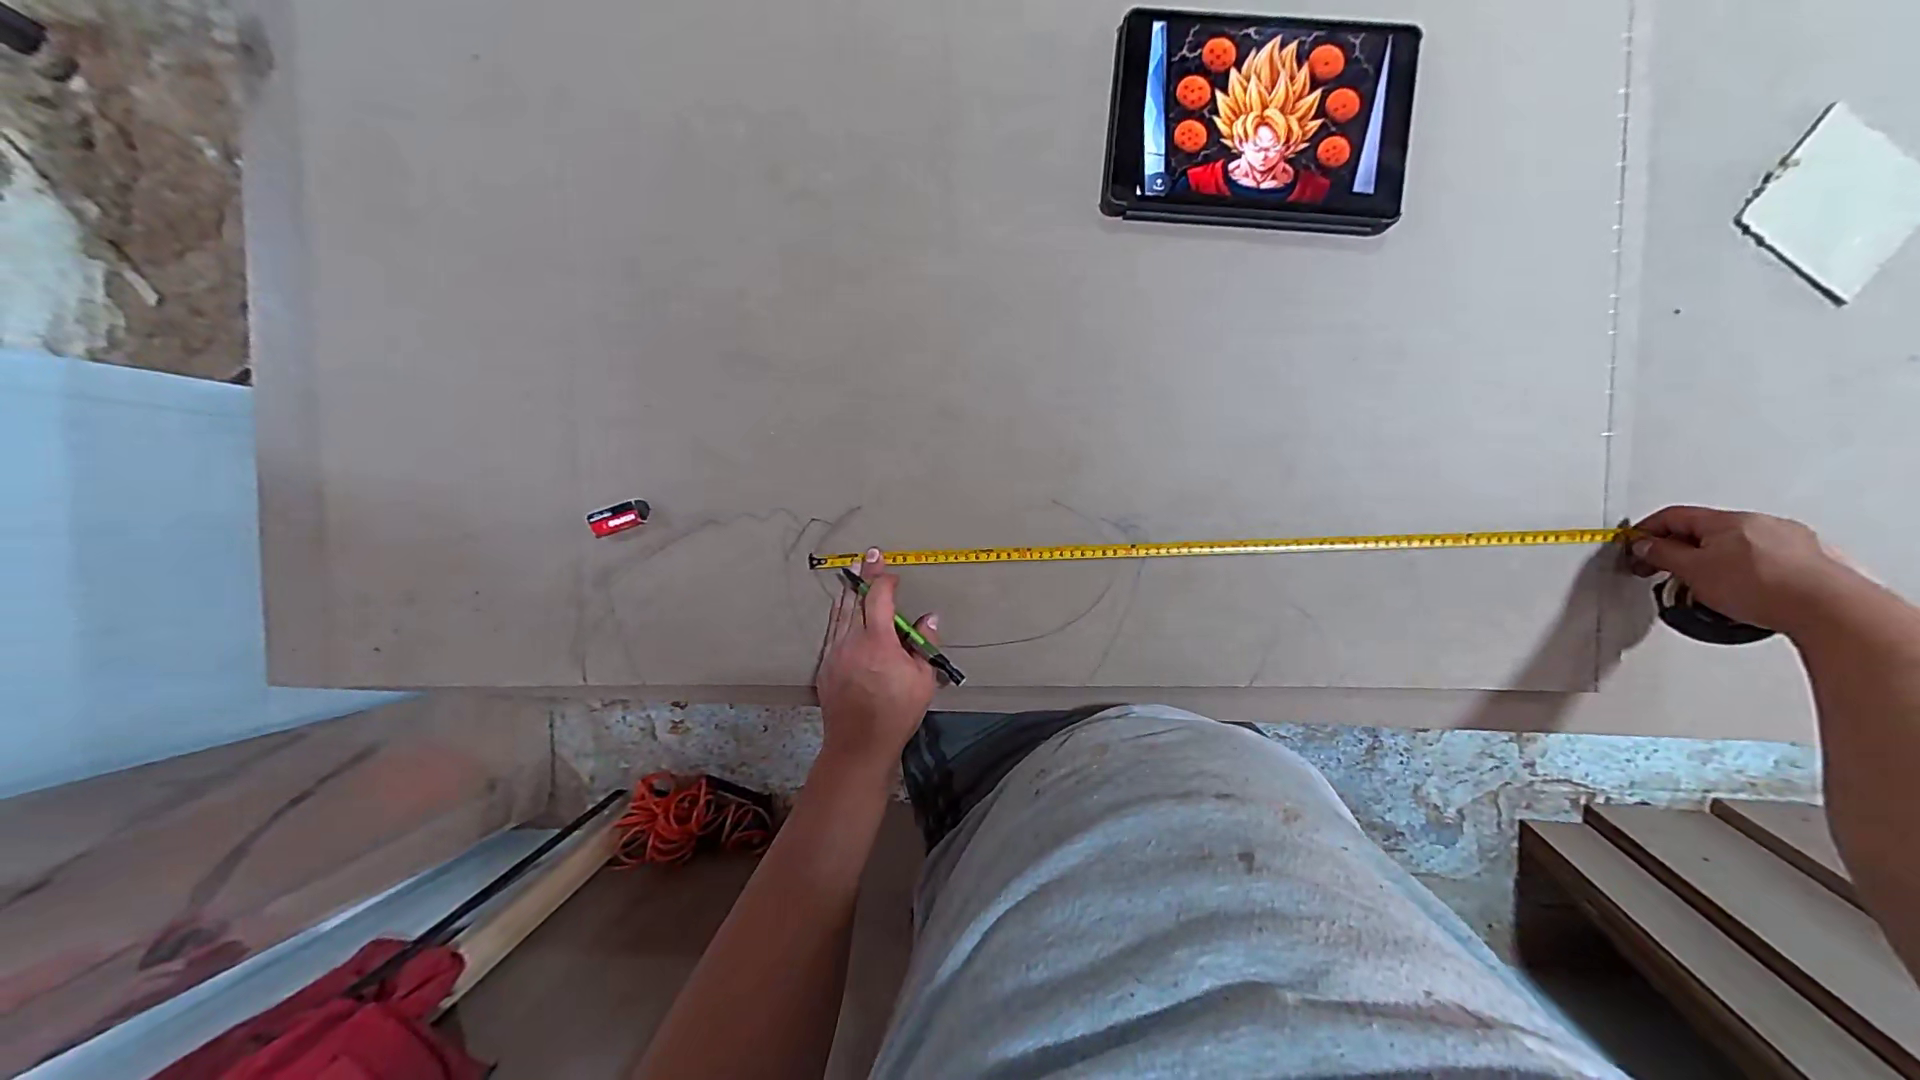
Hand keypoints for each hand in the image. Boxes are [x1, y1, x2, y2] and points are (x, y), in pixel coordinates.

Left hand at [815, 549, 937, 772]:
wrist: (858, 745)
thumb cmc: (896, 715)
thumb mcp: (923, 681)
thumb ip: (925, 645)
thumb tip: (929, 619)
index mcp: (879, 643)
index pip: (879, 599)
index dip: (884, 580)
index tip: (890, 571)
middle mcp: (852, 642)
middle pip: (856, 599)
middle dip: (864, 576)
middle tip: (869, 556)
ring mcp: (835, 653)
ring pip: (840, 614)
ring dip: (849, 593)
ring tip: (853, 576)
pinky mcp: (826, 666)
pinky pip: (832, 632)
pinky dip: (840, 616)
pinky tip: (843, 612)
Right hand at [1629, 506, 1859, 631]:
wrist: (1829, 609)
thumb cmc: (1766, 586)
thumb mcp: (1692, 570)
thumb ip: (1662, 554)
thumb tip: (1647, 545)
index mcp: (1729, 520)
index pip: (1672, 516)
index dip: (1645, 532)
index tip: (1635, 548)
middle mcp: (1762, 524)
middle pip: (1704, 532)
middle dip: (1679, 551)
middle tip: (1664, 571)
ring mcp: (1791, 542)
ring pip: (1734, 547)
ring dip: (1712, 564)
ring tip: (1706, 589)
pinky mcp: (1810, 562)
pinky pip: (1762, 561)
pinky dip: (1743, 574)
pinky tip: (1742, 593)